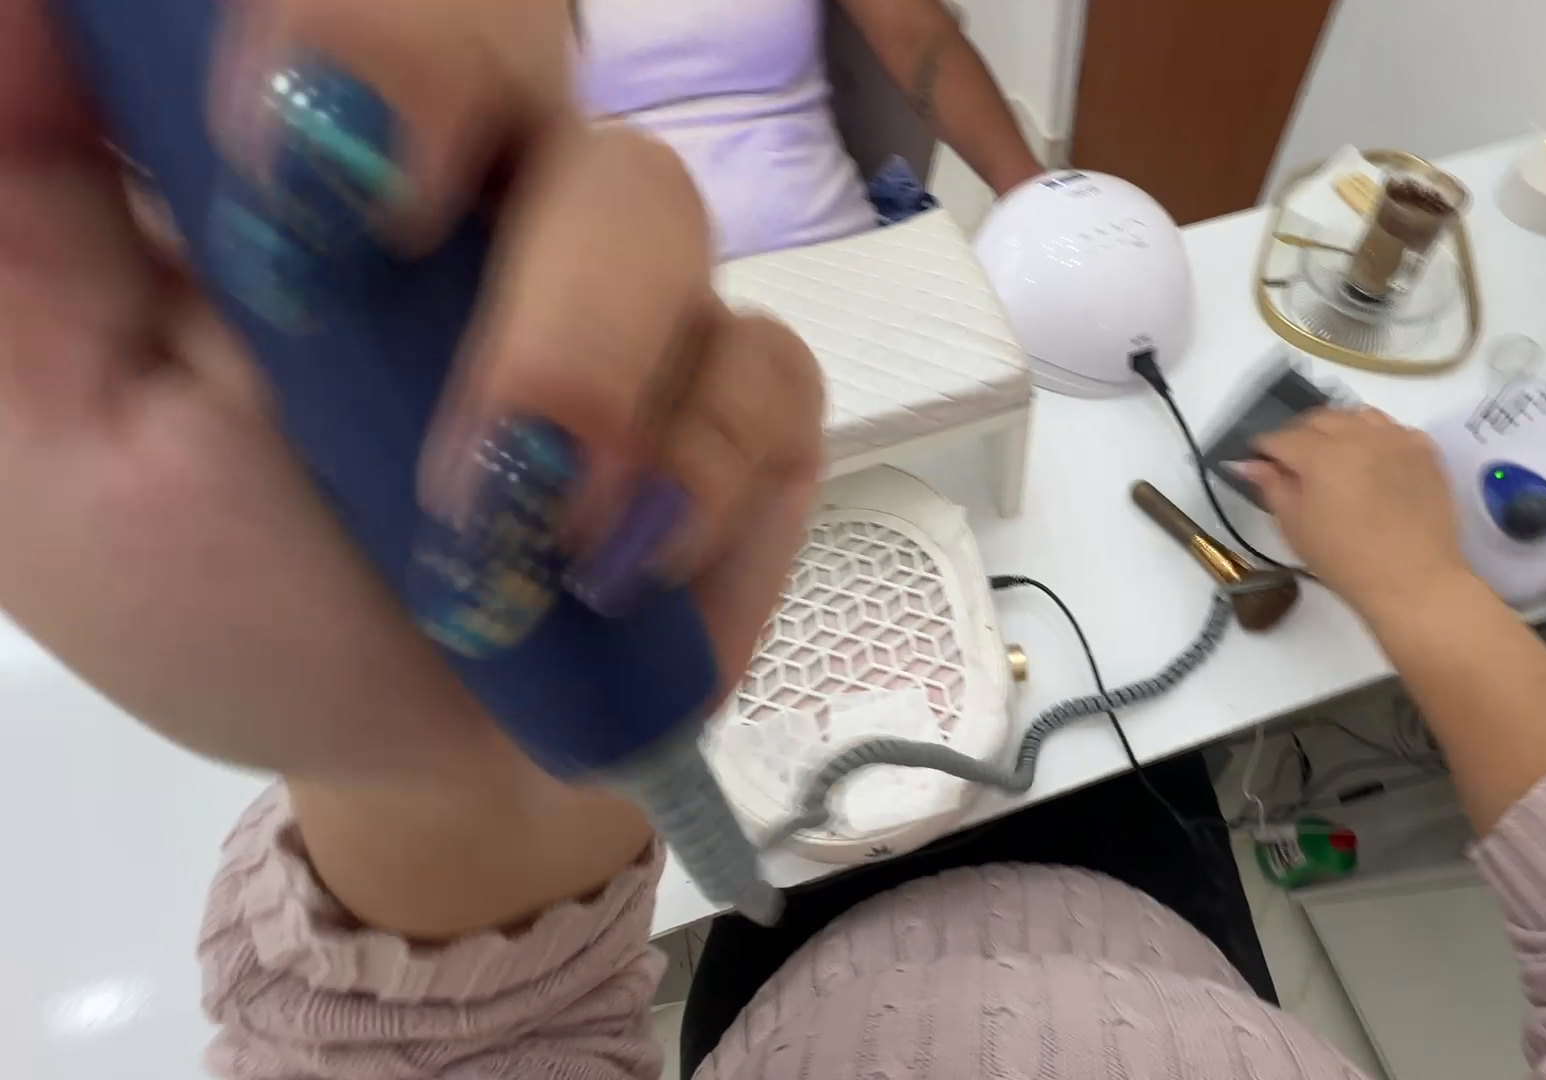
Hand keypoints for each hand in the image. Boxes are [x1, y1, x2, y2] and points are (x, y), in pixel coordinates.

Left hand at [0, 0, 819, 936]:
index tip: (288, 164)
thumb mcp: (67, 447)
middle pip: (528, 40)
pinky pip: (770, 379)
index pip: (367, 9)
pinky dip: (706, 470)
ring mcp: (657, 313)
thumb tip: (29, 21)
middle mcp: (514, 216)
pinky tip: (634, 566)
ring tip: (536, 522)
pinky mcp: (758, 414)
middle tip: (378, 236)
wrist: (442, 743)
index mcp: (343, 188)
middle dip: (451, 89)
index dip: (350, 24)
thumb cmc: (254, 608)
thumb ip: (28, 232)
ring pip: (667, 214)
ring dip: (593, 361)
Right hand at [1239, 408, 1473, 615]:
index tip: (1255, 459)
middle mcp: (1359, 436)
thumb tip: (1250, 464)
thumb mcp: (1294, 526)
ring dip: (1336, 427)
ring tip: (1330, 452)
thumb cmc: (1342, 558)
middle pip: (1319, 419)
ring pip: (1357, 415)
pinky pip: (1392, 428)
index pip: (1282, 438)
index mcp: (1321, 455)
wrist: (1412, 579)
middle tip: (1289, 459)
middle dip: (1297, 433)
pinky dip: (1373, 436)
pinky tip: (1369, 459)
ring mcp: (1397, 440)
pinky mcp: (1425, 451)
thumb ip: (1272, 486)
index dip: (1263, 447)